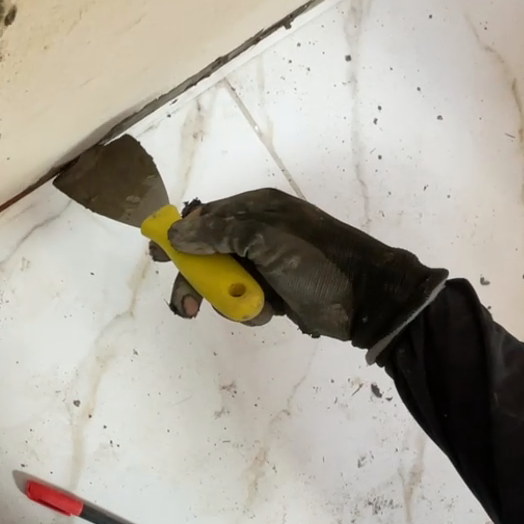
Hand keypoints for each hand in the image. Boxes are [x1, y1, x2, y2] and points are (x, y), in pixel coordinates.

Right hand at [152, 189, 446, 360]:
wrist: (367, 299)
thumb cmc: (317, 263)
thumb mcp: (266, 241)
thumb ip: (219, 234)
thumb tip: (176, 233)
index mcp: (257, 209)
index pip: (205, 217)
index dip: (178, 235)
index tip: (156, 255)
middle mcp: (257, 232)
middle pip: (206, 253)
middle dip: (196, 280)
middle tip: (186, 306)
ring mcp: (265, 263)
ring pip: (221, 281)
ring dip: (226, 299)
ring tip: (246, 309)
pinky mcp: (273, 291)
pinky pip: (242, 299)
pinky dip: (247, 309)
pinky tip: (265, 313)